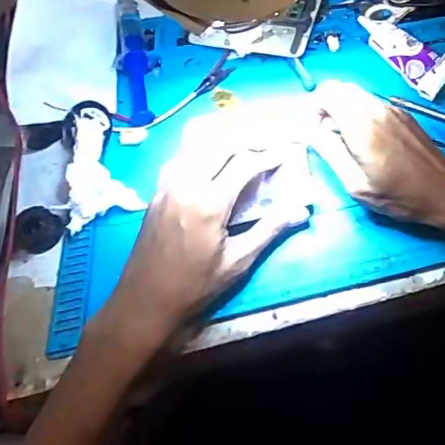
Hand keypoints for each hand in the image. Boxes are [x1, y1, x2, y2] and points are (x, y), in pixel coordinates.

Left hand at [98, 118, 308, 350]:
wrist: (144, 300)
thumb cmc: (194, 286)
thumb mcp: (237, 262)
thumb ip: (269, 229)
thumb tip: (300, 209)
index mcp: (209, 202)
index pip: (244, 164)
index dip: (268, 156)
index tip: (286, 152)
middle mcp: (187, 184)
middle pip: (222, 147)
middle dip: (248, 144)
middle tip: (269, 148)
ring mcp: (168, 184)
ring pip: (199, 147)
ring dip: (223, 144)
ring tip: (244, 150)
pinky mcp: (158, 190)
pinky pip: (182, 158)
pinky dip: (201, 151)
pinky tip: (211, 160)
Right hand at [311, 80, 444, 227]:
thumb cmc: (400, 196)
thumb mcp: (357, 185)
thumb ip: (330, 153)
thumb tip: (309, 132)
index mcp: (362, 126)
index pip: (327, 94)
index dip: (313, 109)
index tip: (313, 130)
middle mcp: (376, 110)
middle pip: (340, 88)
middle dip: (325, 104)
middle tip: (324, 131)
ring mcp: (391, 108)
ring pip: (355, 93)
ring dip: (342, 107)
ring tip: (343, 135)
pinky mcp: (401, 112)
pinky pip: (370, 101)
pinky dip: (358, 110)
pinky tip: (365, 136)